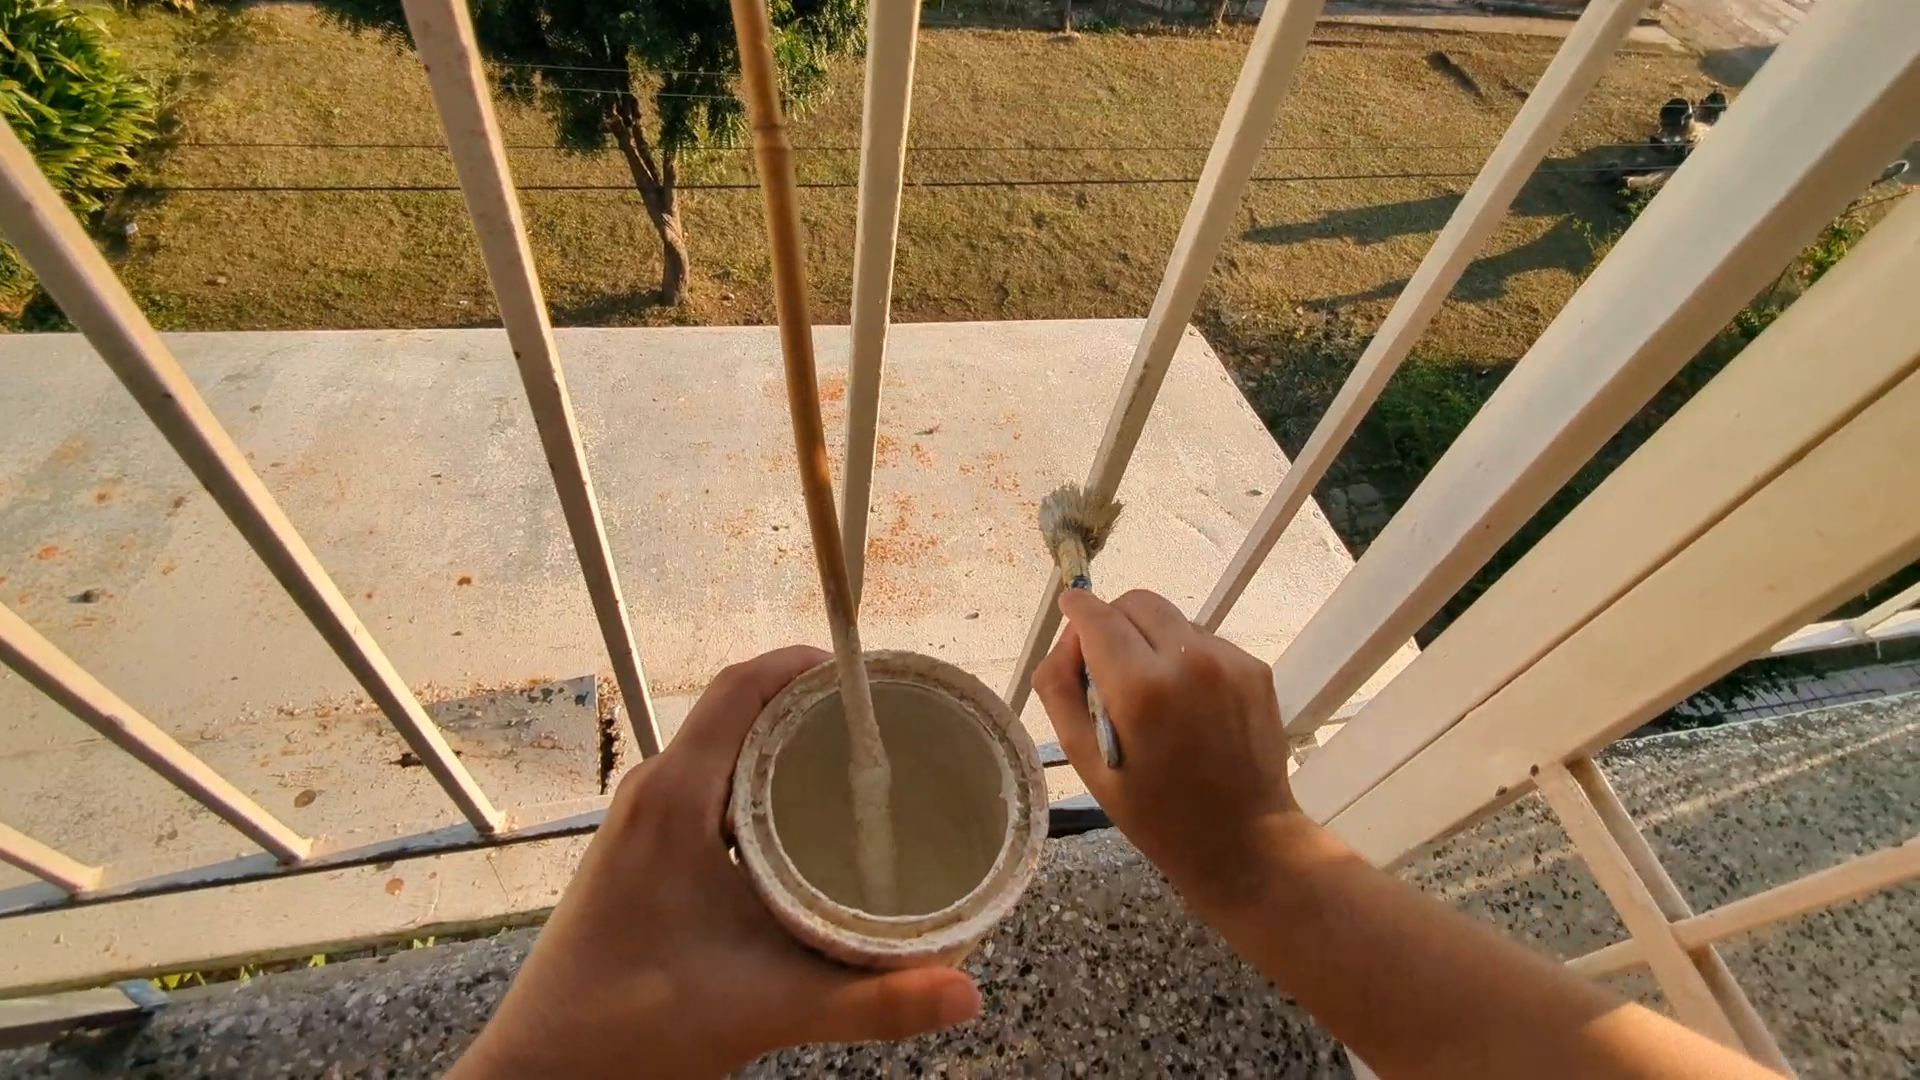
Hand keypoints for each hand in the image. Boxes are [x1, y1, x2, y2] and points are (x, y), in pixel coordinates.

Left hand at [451, 646, 981, 1079]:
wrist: (540, 1076)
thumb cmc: (635, 1030)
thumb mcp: (766, 1007)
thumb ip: (872, 1002)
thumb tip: (967, 994)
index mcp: (676, 797)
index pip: (739, 688)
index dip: (799, 662)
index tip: (862, 671)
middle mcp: (656, 788)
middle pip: (737, 706)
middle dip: (806, 697)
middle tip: (876, 716)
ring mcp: (645, 814)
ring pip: (723, 741)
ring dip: (782, 734)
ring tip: (848, 753)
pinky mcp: (646, 841)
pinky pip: (711, 775)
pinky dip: (759, 769)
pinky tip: (799, 810)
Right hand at [1034, 589, 1298, 916]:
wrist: (1246, 842)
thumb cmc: (1155, 813)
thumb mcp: (1086, 763)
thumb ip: (1061, 691)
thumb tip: (1066, 643)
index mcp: (1140, 688)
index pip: (1098, 617)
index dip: (1077, 607)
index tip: (1069, 607)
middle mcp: (1188, 660)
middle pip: (1136, 601)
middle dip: (1113, 619)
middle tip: (1106, 661)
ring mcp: (1228, 661)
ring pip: (1171, 619)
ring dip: (1149, 638)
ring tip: (1151, 689)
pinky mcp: (1254, 668)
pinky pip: (1203, 640)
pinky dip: (1183, 656)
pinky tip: (1186, 701)